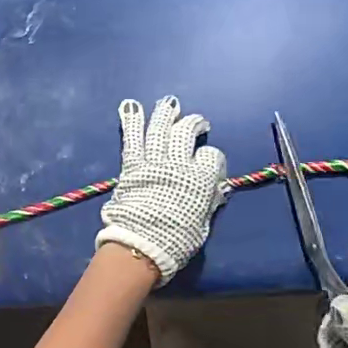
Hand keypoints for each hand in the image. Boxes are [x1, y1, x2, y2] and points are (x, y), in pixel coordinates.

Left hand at [96, 96, 227, 284]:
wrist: (142, 244)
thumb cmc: (175, 240)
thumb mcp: (202, 223)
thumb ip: (208, 202)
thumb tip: (217, 190)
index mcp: (201, 179)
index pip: (212, 157)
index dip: (211, 158)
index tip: (209, 163)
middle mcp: (178, 165)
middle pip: (186, 134)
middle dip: (193, 124)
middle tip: (196, 122)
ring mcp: (153, 163)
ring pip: (160, 130)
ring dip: (165, 114)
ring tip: (170, 103)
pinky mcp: (132, 166)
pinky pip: (133, 139)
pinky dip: (131, 120)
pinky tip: (130, 105)